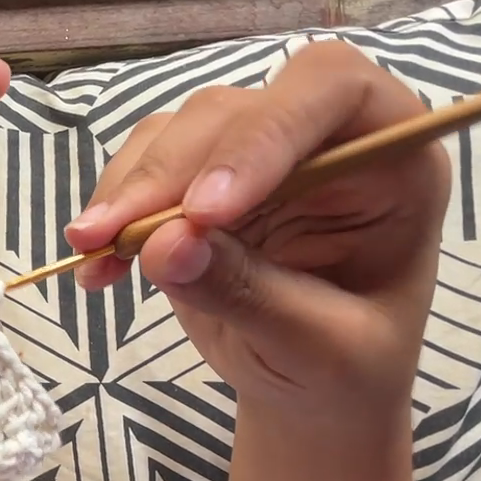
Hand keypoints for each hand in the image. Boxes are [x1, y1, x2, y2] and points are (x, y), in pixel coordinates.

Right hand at [64, 42, 449, 422]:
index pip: (331, 93)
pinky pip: (141, 169)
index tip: (204, 212)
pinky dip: (111, 212)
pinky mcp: (196, 184)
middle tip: (110, 238)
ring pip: (175, 133)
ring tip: (90, 250)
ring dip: (126, 190)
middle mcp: (319, 142)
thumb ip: (247, 292)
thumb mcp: (315, 346)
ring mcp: (252, 159)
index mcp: (389, 162)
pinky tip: (96, 265)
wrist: (307, 387)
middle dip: (166, 175)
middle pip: (230, 112)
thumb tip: (161, 245)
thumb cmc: (341, 369)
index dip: (262, 135)